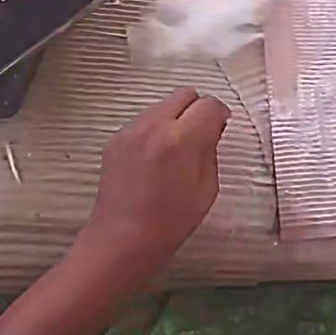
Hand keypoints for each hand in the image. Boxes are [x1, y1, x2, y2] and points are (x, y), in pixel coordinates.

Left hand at [77, 87, 229, 272]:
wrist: (121, 240)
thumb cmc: (171, 222)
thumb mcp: (207, 188)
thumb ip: (211, 149)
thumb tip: (212, 126)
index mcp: (182, 139)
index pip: (209, 105)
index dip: (219, 114)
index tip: (220, 127)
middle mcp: (154, 124)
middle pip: (184, 94)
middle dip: (197, 109)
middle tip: (199, 134)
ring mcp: (131, 129)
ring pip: (162, 105)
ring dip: (174, 117)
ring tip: (174, 149)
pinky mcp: (115, 137)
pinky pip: (144, 120)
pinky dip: (155, 129)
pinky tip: (153, 158)